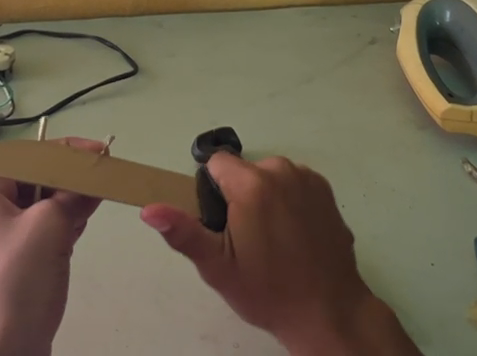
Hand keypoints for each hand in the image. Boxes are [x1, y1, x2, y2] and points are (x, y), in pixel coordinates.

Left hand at [0, 137, 105, 355]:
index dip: (68, 151)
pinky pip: (42, 226)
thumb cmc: (15, 283)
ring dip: (70, 198)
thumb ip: (74, 192)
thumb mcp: (49, 226)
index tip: (102, 151)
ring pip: (41, 201)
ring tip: (99, 195)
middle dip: (70, 175)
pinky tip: (85, 218)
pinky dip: (65, 220)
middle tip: (106, 174)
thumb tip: (96, 172)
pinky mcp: (12, 259)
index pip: (30, 155)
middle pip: (35, 176)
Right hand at [140, 155, 420, 355]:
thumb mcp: (218, 267)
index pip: (217, 163)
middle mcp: (280, 171)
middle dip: (241, 195)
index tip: (225, 223)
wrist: (328, 312)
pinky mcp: (325, 189)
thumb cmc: (267, 290)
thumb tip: (149, 210)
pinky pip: (294, 183)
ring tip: (274, 238)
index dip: (215, 191)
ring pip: (270, 175)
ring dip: (266, 196)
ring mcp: (306, 178)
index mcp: (251, 184)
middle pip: (245, 170)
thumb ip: (182, 232)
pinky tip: (295, 233)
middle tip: (250, 238)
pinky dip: (290, 200)